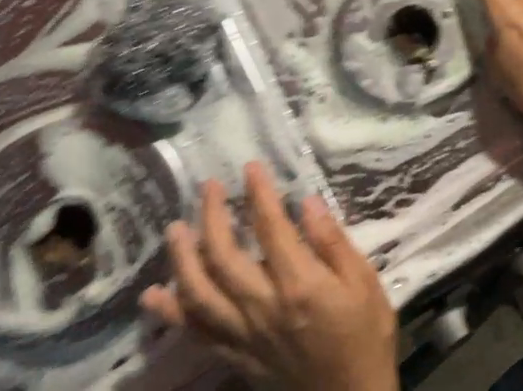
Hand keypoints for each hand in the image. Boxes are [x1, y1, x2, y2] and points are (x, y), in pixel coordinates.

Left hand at [141, 163, 395, 390]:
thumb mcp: (365, 282)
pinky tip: (156, 293)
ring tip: (176, 228)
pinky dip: (170, 311)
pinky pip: (192, 331)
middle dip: (212, 216)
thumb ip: (333, 243)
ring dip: (182, 257)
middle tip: (209, 187)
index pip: (271, 228)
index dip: (258, 194)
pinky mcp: (231, 355)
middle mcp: (262, 306)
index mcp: (300, 284)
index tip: (250, 167)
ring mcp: (241, 333)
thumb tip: (307, 204)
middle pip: (224, 255)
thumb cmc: (366, 333)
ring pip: (197, 292)